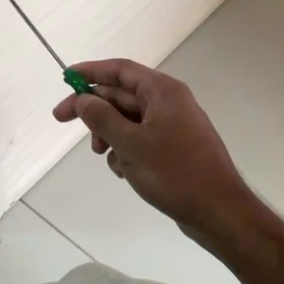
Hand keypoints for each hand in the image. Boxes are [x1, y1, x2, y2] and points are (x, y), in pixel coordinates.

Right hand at [52, 59, 249, 234]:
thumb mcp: (130, 143)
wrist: (220, 213)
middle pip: (121, 95)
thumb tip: (83, 100)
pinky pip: (142, 138)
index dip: (90, 71)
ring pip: (129, 120)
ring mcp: (174, 125)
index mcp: (162, 91)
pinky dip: (126, 150)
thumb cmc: (175, 172)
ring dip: (109, 134)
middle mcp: (169, 102)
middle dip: (94, 110)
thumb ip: (101, 118)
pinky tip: (123, 170)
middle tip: (62, 120)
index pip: (119, 70)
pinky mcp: (176, 148)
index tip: (66, 78)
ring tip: (101, 155)